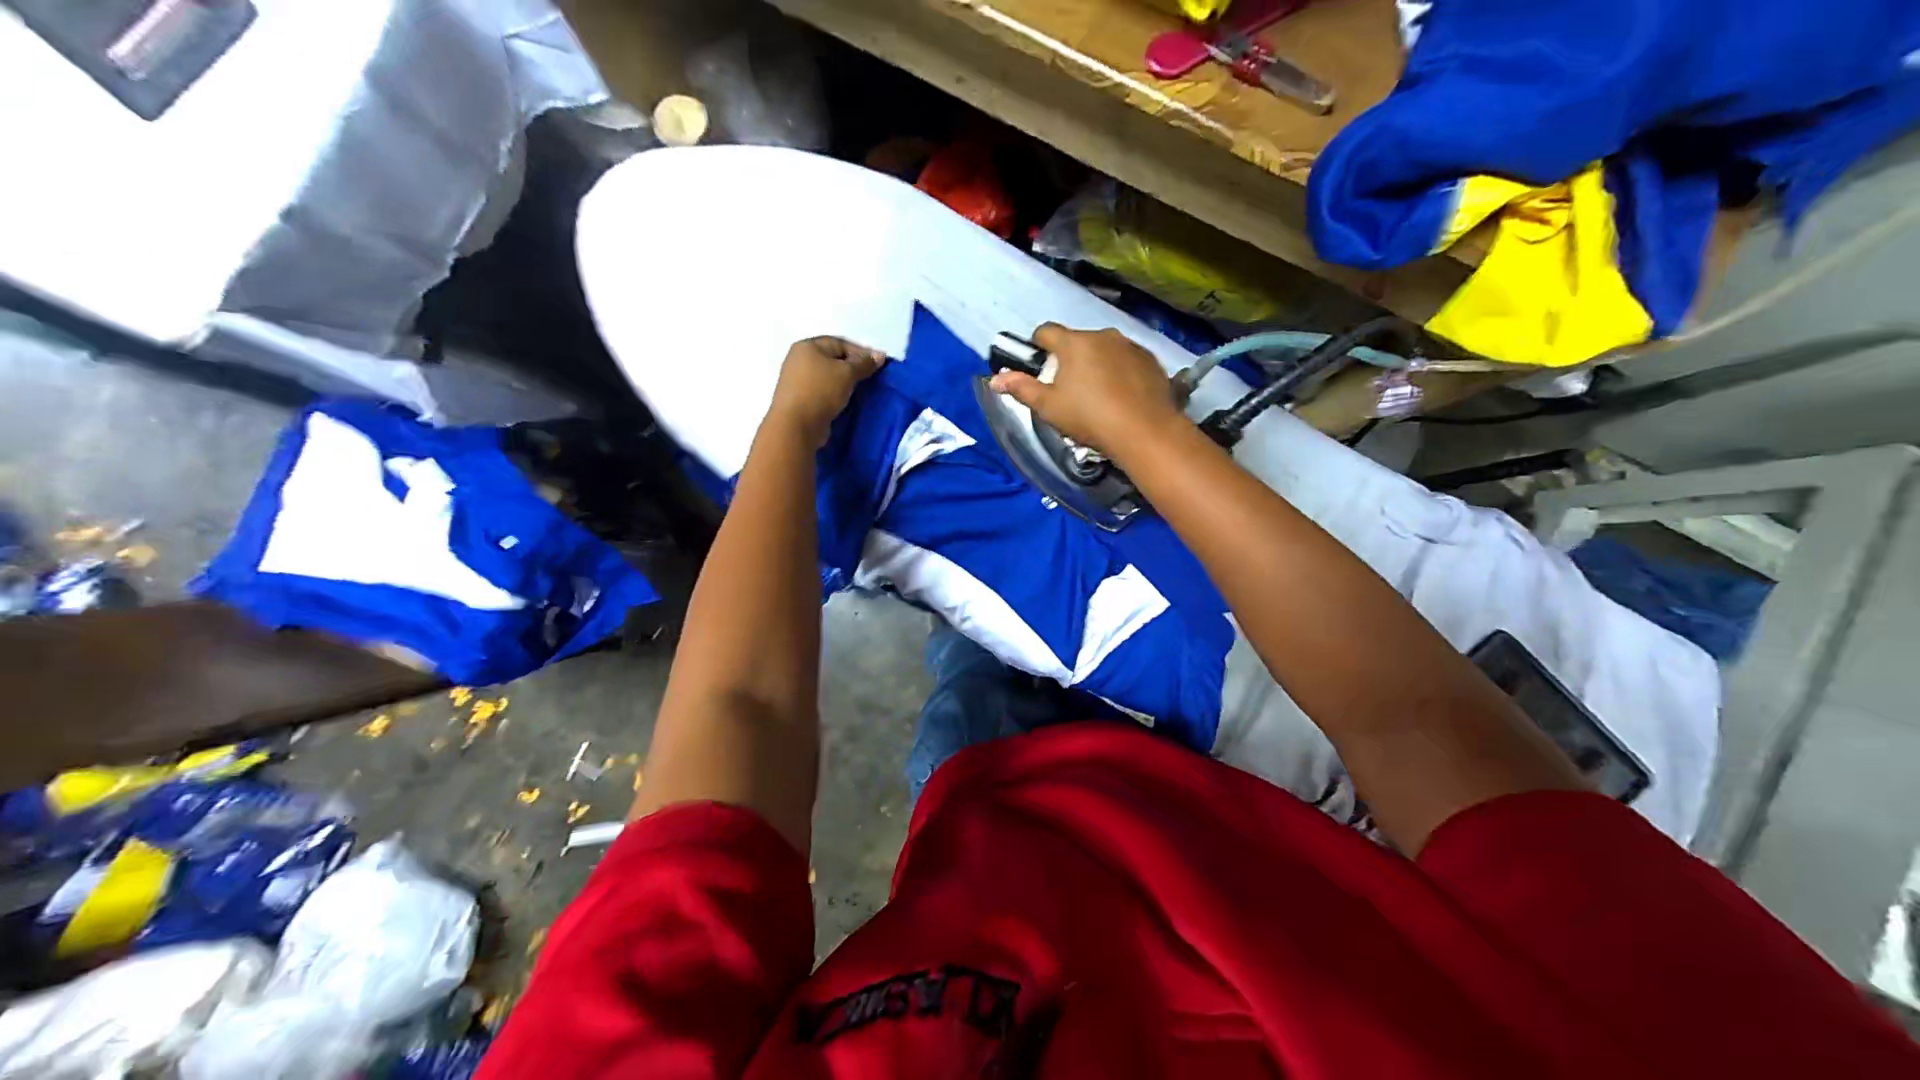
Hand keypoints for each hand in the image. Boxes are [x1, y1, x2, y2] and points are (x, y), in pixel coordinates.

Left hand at [766, 336, 887, 447]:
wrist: (796, 425)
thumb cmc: (821, 391)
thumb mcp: (847, 373)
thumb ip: (864, 363)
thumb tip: (880, 355)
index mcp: (807, 346)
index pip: (839, 343)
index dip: (860, 351)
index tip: (878, 364)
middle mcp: (799, 360)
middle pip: (832, 359)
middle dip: (853, 367)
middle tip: (871, 377)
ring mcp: (797, 381)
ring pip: (828, 377)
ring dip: (845, 382)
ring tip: (862, 390)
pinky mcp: (800, 399)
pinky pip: (823, 391)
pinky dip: (836, 394)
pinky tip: (847, 401)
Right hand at [988, 324, 1184, 458]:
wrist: (1144, 431)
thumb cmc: (1089, 417)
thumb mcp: (1049, 407)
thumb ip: (1022, 389)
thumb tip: (995, 379)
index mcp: (1074, 343)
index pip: (1046, 331)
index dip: (1038, 346)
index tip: (1039, 365)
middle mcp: (1103, 335)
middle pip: (1077, 341)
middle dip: (1070, 358)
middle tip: (1068, 389)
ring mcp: (1130, 346)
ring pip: (1105, 349)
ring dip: (1097, 363)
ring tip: (1098, 394)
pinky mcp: (1151, 360)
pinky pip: (1128, 360)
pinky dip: (1122, 371)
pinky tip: (1122, 395)